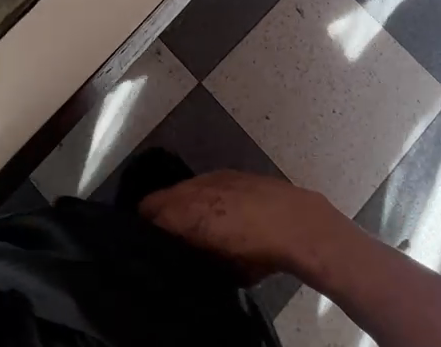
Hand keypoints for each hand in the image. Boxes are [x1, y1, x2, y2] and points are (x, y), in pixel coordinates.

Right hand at [138, 170, 345, 281]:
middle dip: (160, 216)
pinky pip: (204, 184)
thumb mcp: (221, 267)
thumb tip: (181, 252)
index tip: (145, 242)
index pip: (148, 210)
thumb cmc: (257, 252)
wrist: (297, 223)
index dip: (143, 226)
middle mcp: (194, 188)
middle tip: (164, 239)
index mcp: (187, 211)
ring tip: (190, 228)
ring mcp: (212, 177)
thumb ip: (193, 254)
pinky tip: (216, 214)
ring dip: (181, 206)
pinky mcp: (229, 173)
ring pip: (183, 189)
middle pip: (162, 197)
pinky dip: (202, 197)